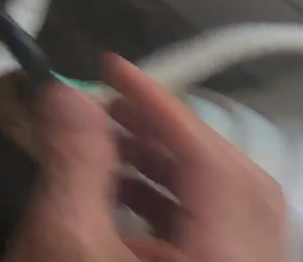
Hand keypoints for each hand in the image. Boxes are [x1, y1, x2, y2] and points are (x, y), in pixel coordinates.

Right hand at [5, 54, 286, 261]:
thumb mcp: (59, 237)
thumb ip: (73, 162)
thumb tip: (71, 91)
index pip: (216, 166)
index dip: (164, 107)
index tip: (109, 66)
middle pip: (243, 186)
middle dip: (173, 130)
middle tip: (108, 98)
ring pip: (237, 209)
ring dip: (172, 160)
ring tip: (106, 138)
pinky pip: (220, 233)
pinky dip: (172, 194)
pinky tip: (121, 186)